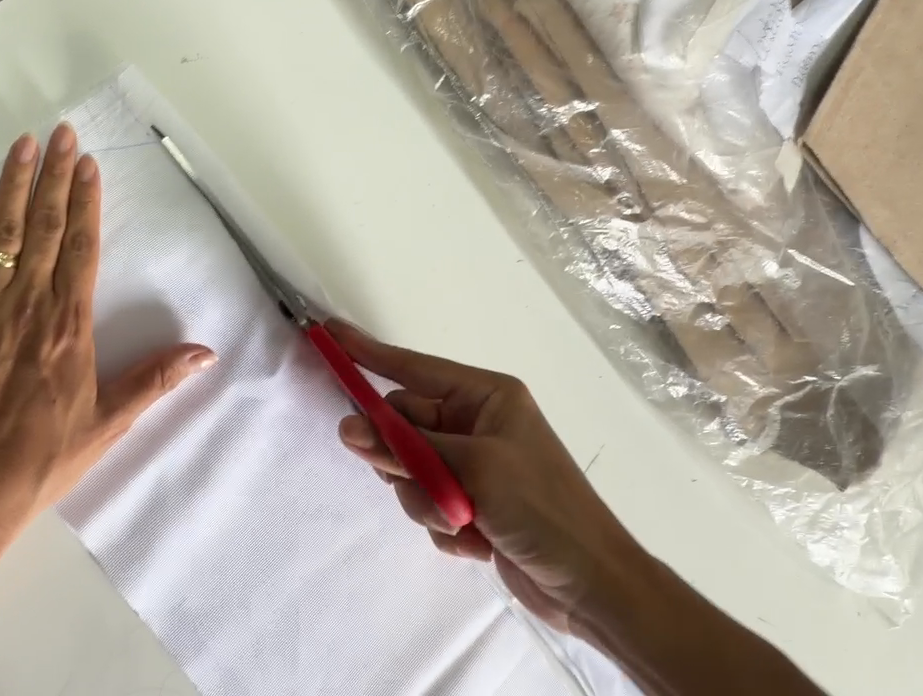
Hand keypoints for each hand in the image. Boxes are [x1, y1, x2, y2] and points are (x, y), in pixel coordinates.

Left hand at [0, 123, 217, 542]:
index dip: (87, 201)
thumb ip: (154, 381)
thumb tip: (205, 354)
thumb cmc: (39, 460)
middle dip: (55, 175)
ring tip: (23, 144)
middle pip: (46, 226)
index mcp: (69, 325)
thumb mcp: (107, 425)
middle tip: (61, 133)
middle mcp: (28, 303)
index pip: (83, 247)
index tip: (88, 165)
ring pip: (2, 231)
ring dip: (13, 184)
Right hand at [331, 321, 651, 631]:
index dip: (366, 352)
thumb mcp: (471, 468)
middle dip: (401, 457)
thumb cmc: (543, 509)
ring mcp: (470, 465)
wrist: (596, 588)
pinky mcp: (468, 502)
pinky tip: (476, 539)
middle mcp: (473, 424)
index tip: (326, 334)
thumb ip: (406, 447)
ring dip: (425, 499)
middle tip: (405, 476)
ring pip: (407, 468)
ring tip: (461, 519)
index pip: (410, 368)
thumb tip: (348, 428)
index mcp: (484, 397)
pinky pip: (424, 501)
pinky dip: (442, 522)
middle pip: (401, 425)